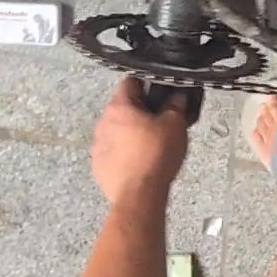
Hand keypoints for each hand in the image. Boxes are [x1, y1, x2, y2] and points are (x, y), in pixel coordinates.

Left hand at [89, 77, 188, 207]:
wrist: (139, 194)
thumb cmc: (156, 154)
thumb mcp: (175, 125)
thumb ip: (176, 106)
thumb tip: (178, 96)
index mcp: (120, 107)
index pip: (130, 82)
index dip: (147, 85)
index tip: (160, 95)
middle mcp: (103, 122)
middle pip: (122, 108)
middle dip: (140, 112)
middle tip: (160, 122)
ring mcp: (97, 146)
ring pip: (116, 130)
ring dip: (130, 133)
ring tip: (150, 145)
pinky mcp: (98, 166)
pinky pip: (111, 152)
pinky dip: (123, 153)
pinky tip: (139, 162)